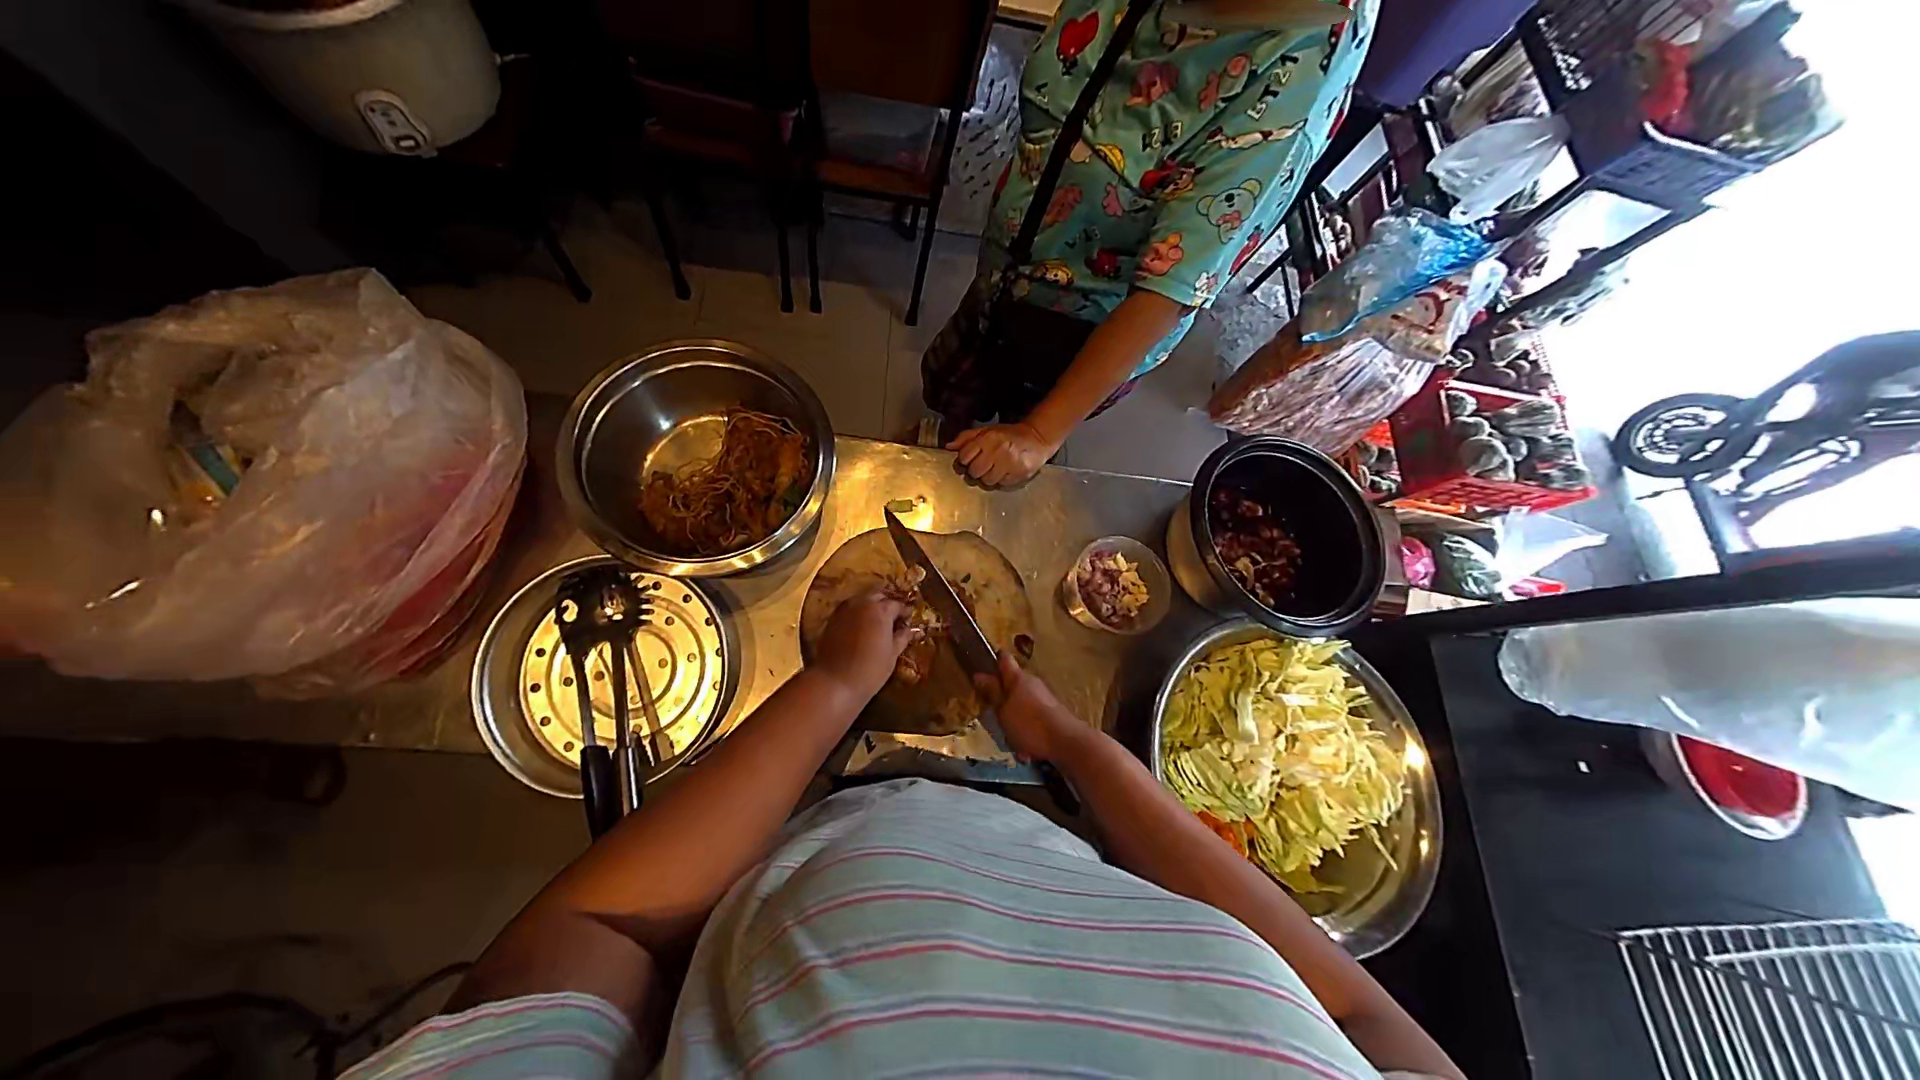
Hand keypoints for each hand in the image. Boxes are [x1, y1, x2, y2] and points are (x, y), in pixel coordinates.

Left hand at [811, 591, 916, 699]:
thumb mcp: (892, 654)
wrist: (834, 682)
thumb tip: (909, 629)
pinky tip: (862, 626)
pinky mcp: (832, 619)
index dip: (905, 612)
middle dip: (887, 603)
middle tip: (894, 617)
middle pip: (878, 595)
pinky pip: (849, 608)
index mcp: (880, 610)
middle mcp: (862, 603)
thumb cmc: (870, 670)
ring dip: (871, 606)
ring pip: (862, 599)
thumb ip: (902, 637)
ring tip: (878, 621)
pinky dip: (858, 612)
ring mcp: (844, 609)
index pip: (897, 604)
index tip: (909, 619)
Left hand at [948, 422, 1059, 487]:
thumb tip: (949, 446)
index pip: (965, 456)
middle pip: (974, 471)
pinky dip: (1000, 480)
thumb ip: (966, 438)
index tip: (968, 459)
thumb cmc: (1007, 435)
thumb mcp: (986, 431)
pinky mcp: (1018, 475)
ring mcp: (1009, 464)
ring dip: (987, 477)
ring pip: (986, 481)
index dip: (964, 460)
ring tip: (994, 469)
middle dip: (975, 470)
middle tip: (982, 465)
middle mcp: (997, 451)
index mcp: (988, 438)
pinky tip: (1004, 472)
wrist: (1036, 439)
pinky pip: (1000, 484)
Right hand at [972, 652, 1092, 762]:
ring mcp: (1045, 698)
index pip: (1004, 660)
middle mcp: (1032, 683)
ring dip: (1015, 721)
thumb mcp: (1003, 711)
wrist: (1067, 742)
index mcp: (1018, 679)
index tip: (984, 667)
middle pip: (1013, 685)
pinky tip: (1027, 750)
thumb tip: (979, 675)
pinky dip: (1028, 732)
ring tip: (1012, 741)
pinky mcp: (1054, 713)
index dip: (994, 661)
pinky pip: (1034, 720)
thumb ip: (992, 694)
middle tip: (994, 717)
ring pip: (1023, 705)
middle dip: (1003, 700)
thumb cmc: (1029, 725)